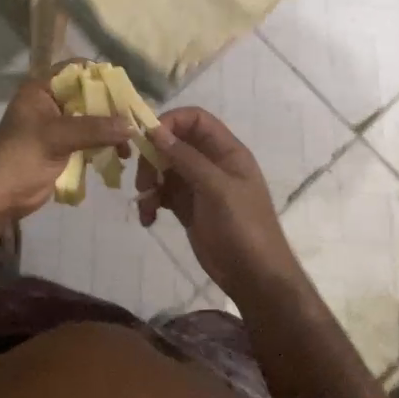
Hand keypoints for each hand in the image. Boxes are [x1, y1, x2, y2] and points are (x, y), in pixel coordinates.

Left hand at [0, 78, 132, 220]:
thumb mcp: (57, 138)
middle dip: (111, 108)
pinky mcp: (62, 147)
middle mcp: (50, 102)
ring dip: (110, 130)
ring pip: (90, 119)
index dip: (100, 76)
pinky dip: (103, 145)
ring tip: (128, 146)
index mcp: (41, 89)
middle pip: (87, 95)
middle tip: (135, 121)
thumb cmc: (20, 157)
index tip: (126, 90)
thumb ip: (94, 128)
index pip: (75, 70)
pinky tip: (119, 156)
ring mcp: (57, 126)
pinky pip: (88, 139)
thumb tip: (131, 124)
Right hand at [135, 107, 299, 302]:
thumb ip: (186, 158)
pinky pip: (162, 193)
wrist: (254, 278)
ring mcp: (198, 185)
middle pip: (173, 143)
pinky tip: (148, 217)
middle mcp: (211, 163)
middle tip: (143, 179)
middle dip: (153, 157)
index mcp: (226, 151)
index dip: (171, 121)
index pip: (195, 119)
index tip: (148, 138)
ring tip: (146, 203)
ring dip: (149, 182)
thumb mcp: (216, 189)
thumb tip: (155, 130)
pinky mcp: (187, 207)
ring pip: (164, 168)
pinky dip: (151, 201)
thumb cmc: (244, 227)